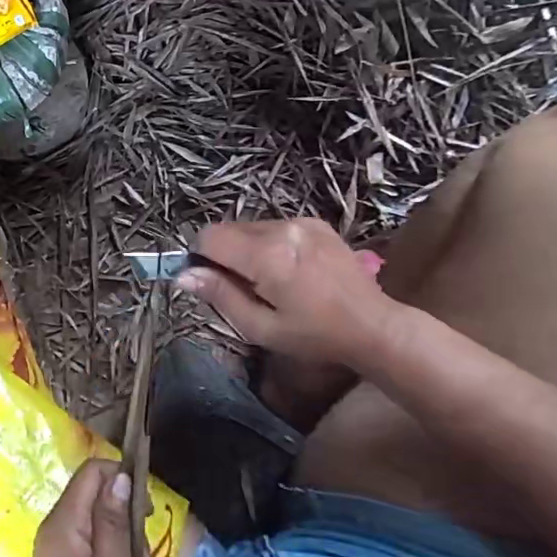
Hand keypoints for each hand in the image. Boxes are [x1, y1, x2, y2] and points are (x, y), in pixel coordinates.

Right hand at [178, 218, 397, 364]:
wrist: (373, 325)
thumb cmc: (315, 335)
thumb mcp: (261, 327)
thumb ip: (220, 296)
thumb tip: (184, 275)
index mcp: (266, 256)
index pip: (209, 237)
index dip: (201, 258)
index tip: (212, 281)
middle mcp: (281, 228)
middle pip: (228, 229)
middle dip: (225, 255)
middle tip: (243, 288)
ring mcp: (301, 222)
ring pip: (250, 227)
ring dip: (248, 249)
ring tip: (270, 281)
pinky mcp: (315, 222)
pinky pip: (274, 226)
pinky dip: (270, 244)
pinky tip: (289, 270)